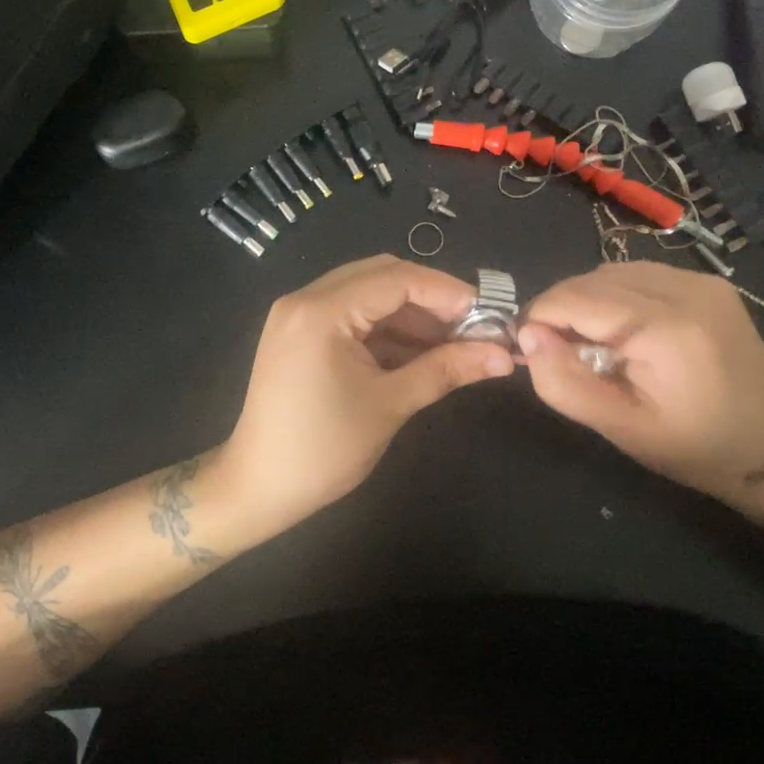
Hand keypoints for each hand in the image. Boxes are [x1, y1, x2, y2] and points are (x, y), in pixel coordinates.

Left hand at [221, 255, 513, 523]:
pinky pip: (350, 318)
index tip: (492, 314)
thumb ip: (446, 369)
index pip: (396, 279)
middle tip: (476, 329)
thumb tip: (503, 355)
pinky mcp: (298, 336)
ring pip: (367, 297)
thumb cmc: (324, 448)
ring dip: (411, 316)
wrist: (259, 485)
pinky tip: (422, 353)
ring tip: (458, 345)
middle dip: (431, 300)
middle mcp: (304, 300)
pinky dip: (386, 331)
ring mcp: (297, 317)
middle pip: (380, 278)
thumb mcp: (391, 404)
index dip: (448, 292)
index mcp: (320, 311)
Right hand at [515, 262, 763, 500]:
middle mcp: (686, 291)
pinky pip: (638, 274)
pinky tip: (623, 331)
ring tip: (592, 344)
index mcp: (667, 329)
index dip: (538, 319)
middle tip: (560, 354)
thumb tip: (526, 336)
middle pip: (589, 280)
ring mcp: (702, 281)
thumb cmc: (690, 446)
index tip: (529, 351)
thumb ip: (563, 381)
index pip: (574, 298)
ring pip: (610, 272)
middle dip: (560, 311)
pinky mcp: (709, 283)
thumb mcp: (618, 427)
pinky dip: (614, 296)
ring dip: (585, 302)